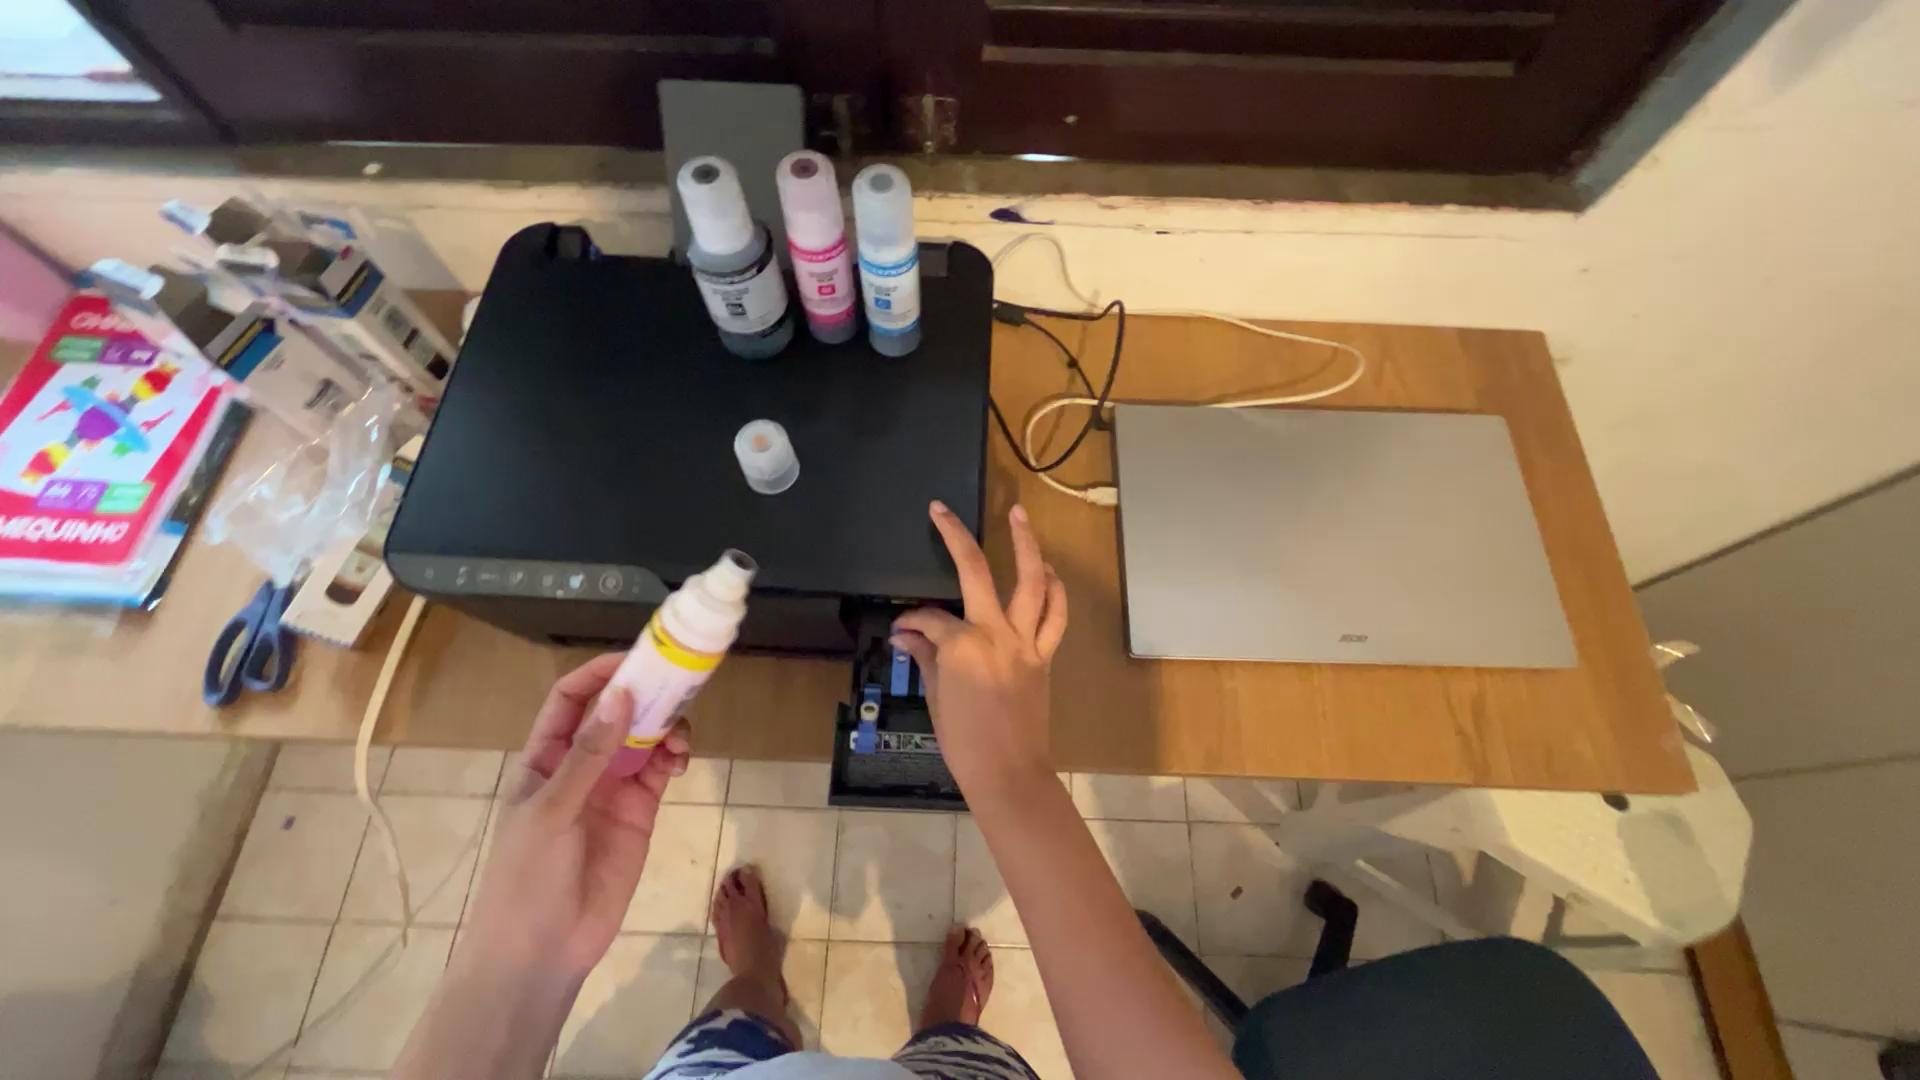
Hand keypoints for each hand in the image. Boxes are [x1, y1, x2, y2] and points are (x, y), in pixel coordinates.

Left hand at [456, 653, 690, 977]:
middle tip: (680, 688)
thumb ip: (590, 754)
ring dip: (667, 729)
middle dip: (647, 697)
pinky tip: (678, 765)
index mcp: (545, 757)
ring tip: (679, 744)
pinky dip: (674, 758)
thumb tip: (622, 696)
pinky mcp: (640, 811)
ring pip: (646, 738)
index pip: (571, 699)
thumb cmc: (527, 878)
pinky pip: (661, 769)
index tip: (639, 661)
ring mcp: (612, 788)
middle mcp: (581, 764)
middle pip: (618, 713)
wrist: (542, 952)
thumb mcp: (551, 811)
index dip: (601, 675)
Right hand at [892, 501, 1067, 801]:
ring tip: (1019, 514)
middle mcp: (995, 631)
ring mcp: (1025, 640)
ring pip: (1032, 580)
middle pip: (975, 571)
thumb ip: (924, 656)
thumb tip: (905, 634)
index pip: (930, 619)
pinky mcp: (1045, 654)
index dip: (913, 622)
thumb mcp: (936, 697)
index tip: (903, 631)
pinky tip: (1049, 570)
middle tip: (942, 511)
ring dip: (1026, 544)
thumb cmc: (965, 741)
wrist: (1009, 772)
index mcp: (961, 645)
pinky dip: (1055, 589)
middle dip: (956, 535)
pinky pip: (1055, 614)